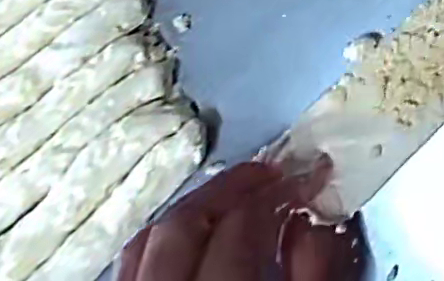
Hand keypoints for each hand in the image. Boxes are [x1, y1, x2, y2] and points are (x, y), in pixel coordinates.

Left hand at [118, 161, 362, 280]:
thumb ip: (317, 267)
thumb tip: (313, 212)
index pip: (242, 222)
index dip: (283, 187)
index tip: (314, 175)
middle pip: (181, 225)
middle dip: (231, 186)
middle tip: (273, 173)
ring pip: (142, 243)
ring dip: (194, 208)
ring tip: (235, 199)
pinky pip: (126, 270)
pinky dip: (163, 243)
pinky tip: (197, 239)